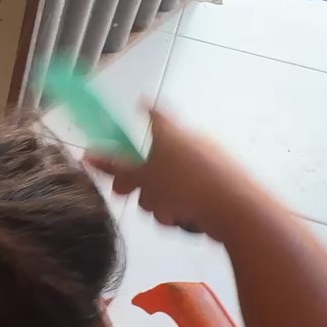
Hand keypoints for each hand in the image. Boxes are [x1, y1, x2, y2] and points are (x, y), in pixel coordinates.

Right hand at [84, 108, 264, 242]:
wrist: (240, 211)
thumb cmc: (185, 187)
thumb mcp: (143, 179)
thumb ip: (115, 169)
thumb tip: (87, 154)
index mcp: (170, 132)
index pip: (154, 112)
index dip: (143, 109)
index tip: (139, 106)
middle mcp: (190, 140)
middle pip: (156, 154)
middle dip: (139, 177)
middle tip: (124, 192)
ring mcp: (209, 161)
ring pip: (171, 178)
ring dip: (160, 198)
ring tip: (165, 214)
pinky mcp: (223, 182)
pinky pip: (191, 191)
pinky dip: (183, 205)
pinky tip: (185, 220)